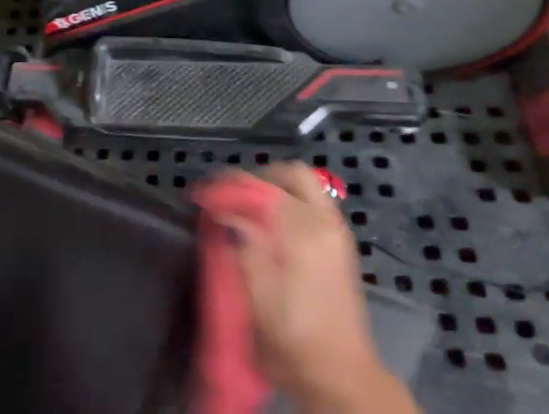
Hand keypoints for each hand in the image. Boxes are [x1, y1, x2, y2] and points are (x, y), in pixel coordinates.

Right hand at [222, 164, 419, 413]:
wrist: (341, 375)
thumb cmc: (293, 339)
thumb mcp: (257, 297)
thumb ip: (242, 244)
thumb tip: (225, 209)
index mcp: (303, 232)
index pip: (262, 186)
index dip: (229, 186)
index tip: (206, 196)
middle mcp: (325, 223)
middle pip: (293, 174)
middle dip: (259, 179)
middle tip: (233, 199)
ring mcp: (337, 234)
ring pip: (306, 188)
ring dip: (276, 191)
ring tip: (249, 214)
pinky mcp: (342, 247)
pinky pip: (315, 206)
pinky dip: (291, 205)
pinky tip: (272, 232)